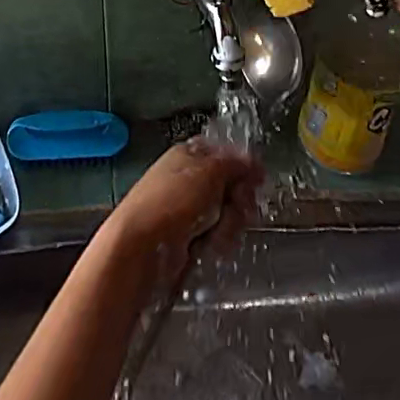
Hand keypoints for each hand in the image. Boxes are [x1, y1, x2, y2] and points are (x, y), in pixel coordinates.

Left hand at [106, 139, 263, 274]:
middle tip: (236, 205)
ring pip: (229, 214)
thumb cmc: (170, 200)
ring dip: (229, 224)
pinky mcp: (190, 237)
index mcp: (188, 155)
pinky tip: (210, 245)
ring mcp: (189, 210)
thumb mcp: (209, 171)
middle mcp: (188, 180)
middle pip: (232, 186)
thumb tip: (252, 161)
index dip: (243, 166)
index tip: (256, 177)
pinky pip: (219, 236)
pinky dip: (219, 242)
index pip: (225, 153)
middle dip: (239, 199)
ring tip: (216, 229)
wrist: (143, 246)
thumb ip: (235, 163)